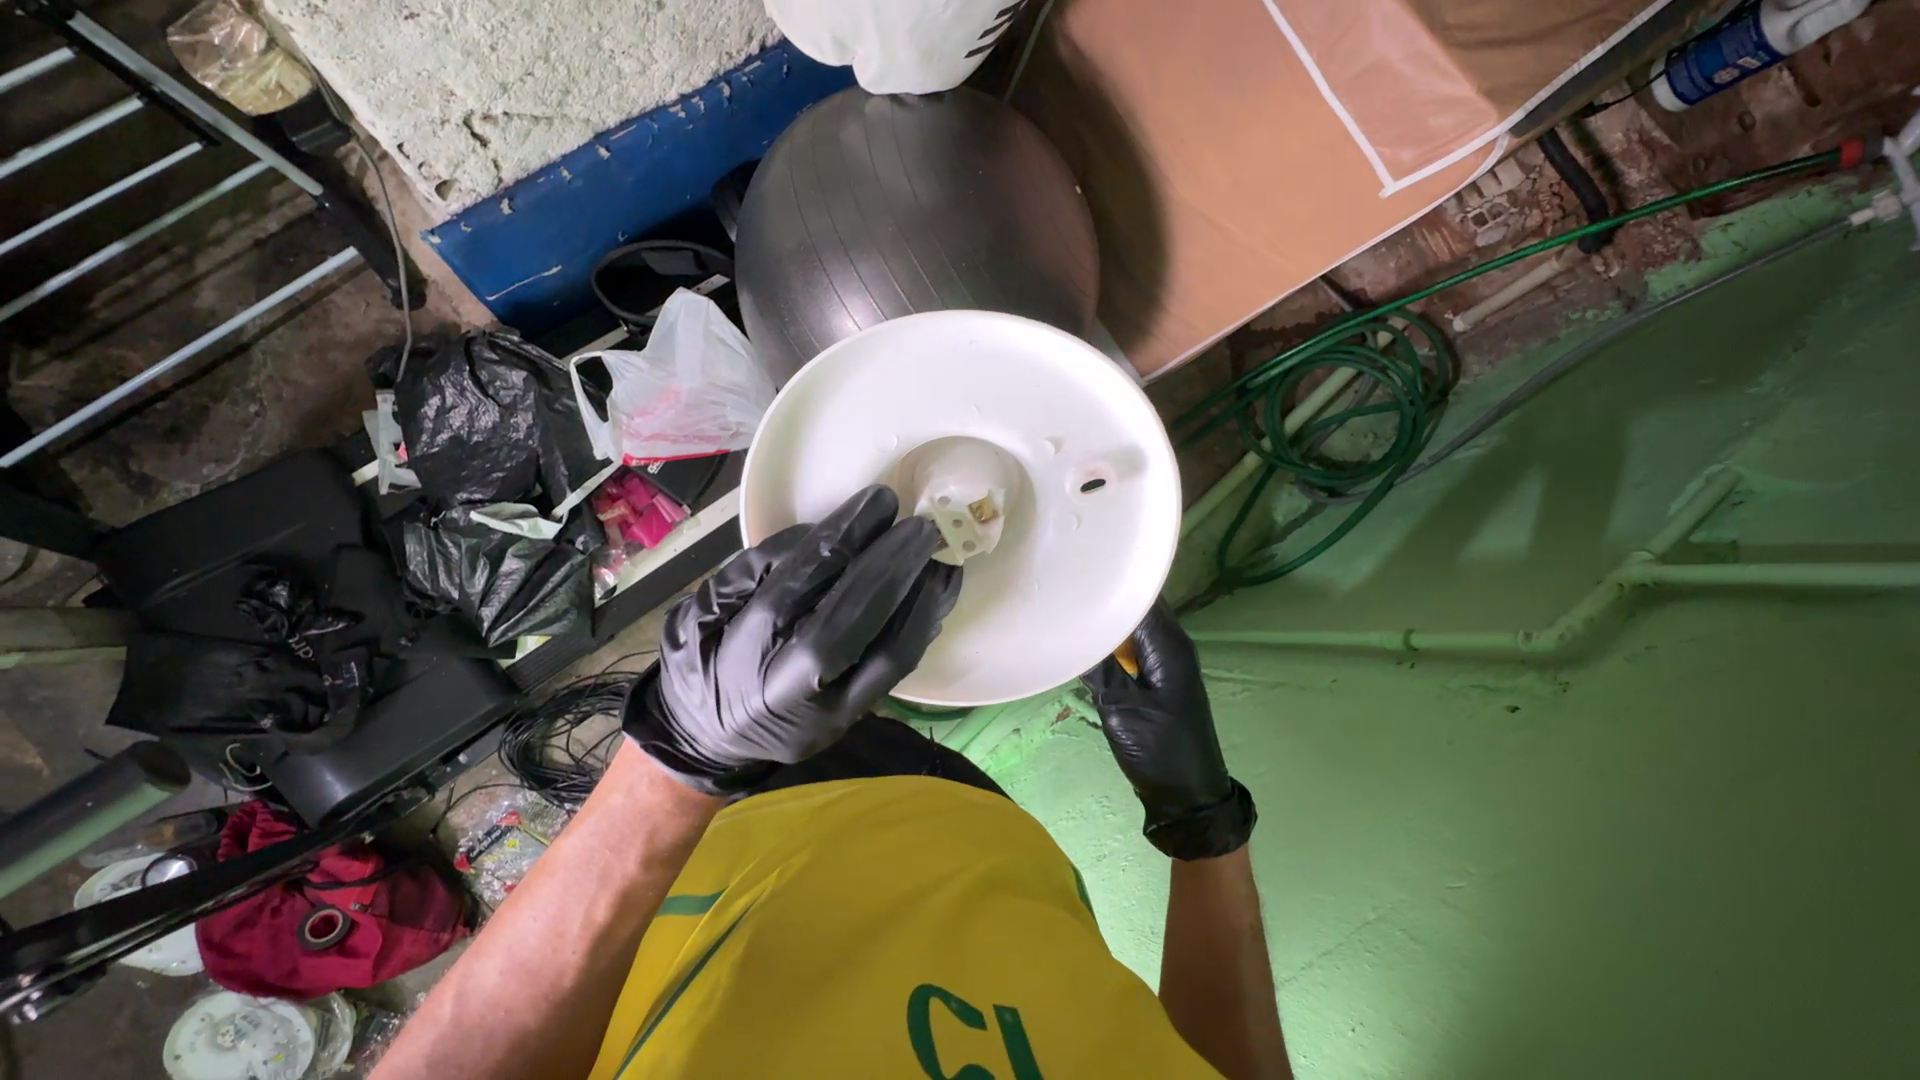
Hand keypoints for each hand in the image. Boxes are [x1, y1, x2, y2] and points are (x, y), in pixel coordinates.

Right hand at [623, 485, 960, 793]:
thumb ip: (753, 570)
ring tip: (942, 559)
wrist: (704, 741)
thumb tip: (824, 532)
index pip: (793, 590)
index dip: (839, 543)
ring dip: (922, 602)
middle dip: (890, 571)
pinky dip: (920, 629)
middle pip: (847, 627)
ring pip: (886, 657)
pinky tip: (935, 595)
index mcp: (737, 653)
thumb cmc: (697, 663)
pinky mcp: (851, 720)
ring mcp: (824, 714)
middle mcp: (785, 689)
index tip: (877, 503)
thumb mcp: (699, 609)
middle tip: (921, 528)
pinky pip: (895, 674)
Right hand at [1082, 603, 1255, 859]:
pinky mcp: (1157, 674)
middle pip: (1136, 604)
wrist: (1187, 795)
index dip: (1107, 580)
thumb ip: (1097, 667)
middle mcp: (1172, 643)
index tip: (1070, 569)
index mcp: (1169, 645)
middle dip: (1104, 593)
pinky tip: (1084, 639)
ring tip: (1067, 606)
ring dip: (1106, 616)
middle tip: (1061, 584)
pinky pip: (1133, 643)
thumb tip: (1069, 628)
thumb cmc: (1158, 750)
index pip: (1137, 595)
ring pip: (1133, 624)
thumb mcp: (1121, 708)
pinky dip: (1111, 638)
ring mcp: (1166, 659)